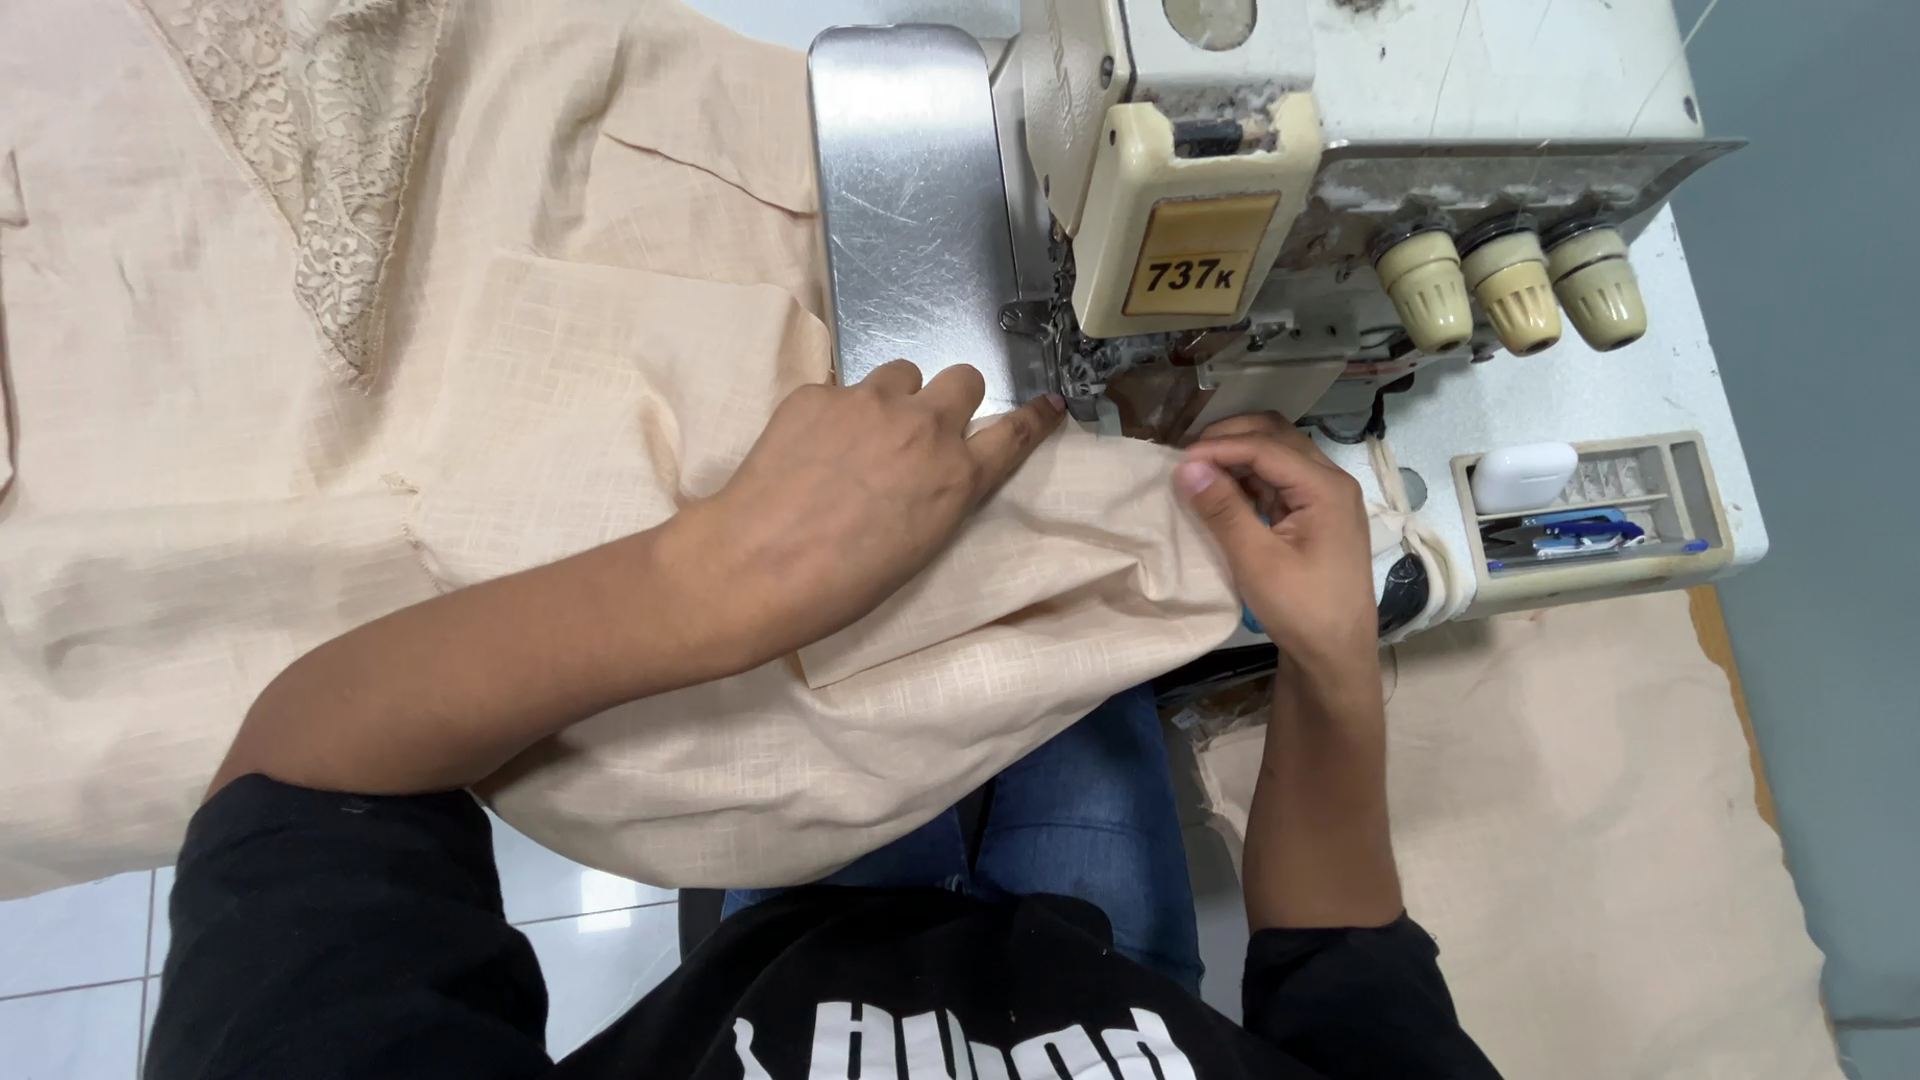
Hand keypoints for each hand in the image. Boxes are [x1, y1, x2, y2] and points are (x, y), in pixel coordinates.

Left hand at [656, 360, 1064, 672]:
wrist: (756, 567)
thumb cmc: (843, 585)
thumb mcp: (918, 548)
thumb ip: (941, 495)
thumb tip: (936, 470)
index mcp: (955, 478)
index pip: (1014, 433)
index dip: (1034, 418)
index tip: (1047, 404)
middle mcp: (923, 427)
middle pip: (963, 377)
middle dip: (951, 399)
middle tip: (921, 430)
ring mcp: (869, 402)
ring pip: (901, 374)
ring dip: (893, 399)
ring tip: (860, 436)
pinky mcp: (817, 393)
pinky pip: (841, 390)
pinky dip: (835, 413)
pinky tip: (808, 448)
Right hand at [1173, 412, 1375, 673]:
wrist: (1335, 655)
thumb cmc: (1301, 609)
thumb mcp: (1256, 560)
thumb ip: (1222, 509)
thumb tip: (1186, 467)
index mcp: (1325, 488)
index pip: (1266, 446)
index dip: (1219, 447)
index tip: (1177, 462)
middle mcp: (1329, 482)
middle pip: (1276, 436)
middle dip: (1229, 438)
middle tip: (1186, 456)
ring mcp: (1323, 499)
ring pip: (1276, 455)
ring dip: (1237, 455)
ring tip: (1197, 470)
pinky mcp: (1312, 516)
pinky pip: (1277, 480)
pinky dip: (1246, 477)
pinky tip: (1219, 490)